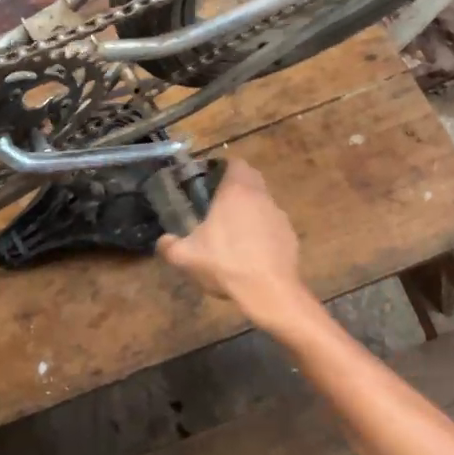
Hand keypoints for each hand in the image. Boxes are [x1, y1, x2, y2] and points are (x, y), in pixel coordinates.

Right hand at [155, 160, 312, 327]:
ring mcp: (279, 216)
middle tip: (218, 204)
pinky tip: (251, 252)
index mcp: (236, 191)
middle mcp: (261, 196)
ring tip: (233, 232)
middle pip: (251, 180)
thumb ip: (169, 246)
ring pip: (263, 203)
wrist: (269, 290)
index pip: (235, 163)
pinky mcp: (290, 235)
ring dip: (250, 210)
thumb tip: (163, 241)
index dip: (223, 167)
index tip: (210, 180)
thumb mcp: (186, 257)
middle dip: (236, 187)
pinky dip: (263, 232)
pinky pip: (273, 226)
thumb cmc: (225, 263)